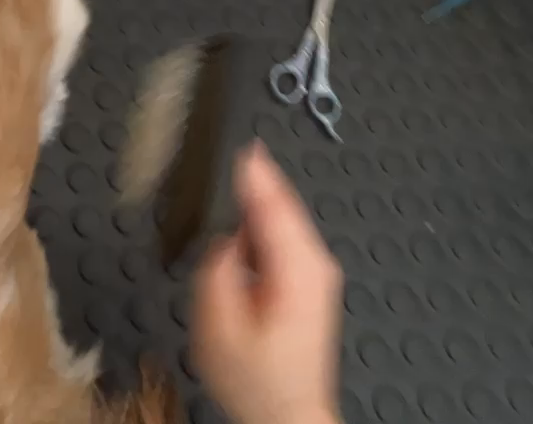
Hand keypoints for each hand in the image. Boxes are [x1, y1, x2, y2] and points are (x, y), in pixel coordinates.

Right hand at [192, 142, 343, 423]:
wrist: (287, 412)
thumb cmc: (256, 378)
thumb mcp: (218, 325)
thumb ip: (219, 267)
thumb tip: (224, 233)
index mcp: (296, 269)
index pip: (274, 202)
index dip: (253, 168)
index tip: (237, 136)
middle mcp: (313, 262)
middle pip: (280, 200)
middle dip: (251, 173)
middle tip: (218, 142)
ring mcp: (314, 267)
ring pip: (281, 211)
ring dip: (253, 192)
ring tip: (222, 167)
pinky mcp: (306, 273)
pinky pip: (280, 226)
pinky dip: (259, 210)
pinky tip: (237, 207)